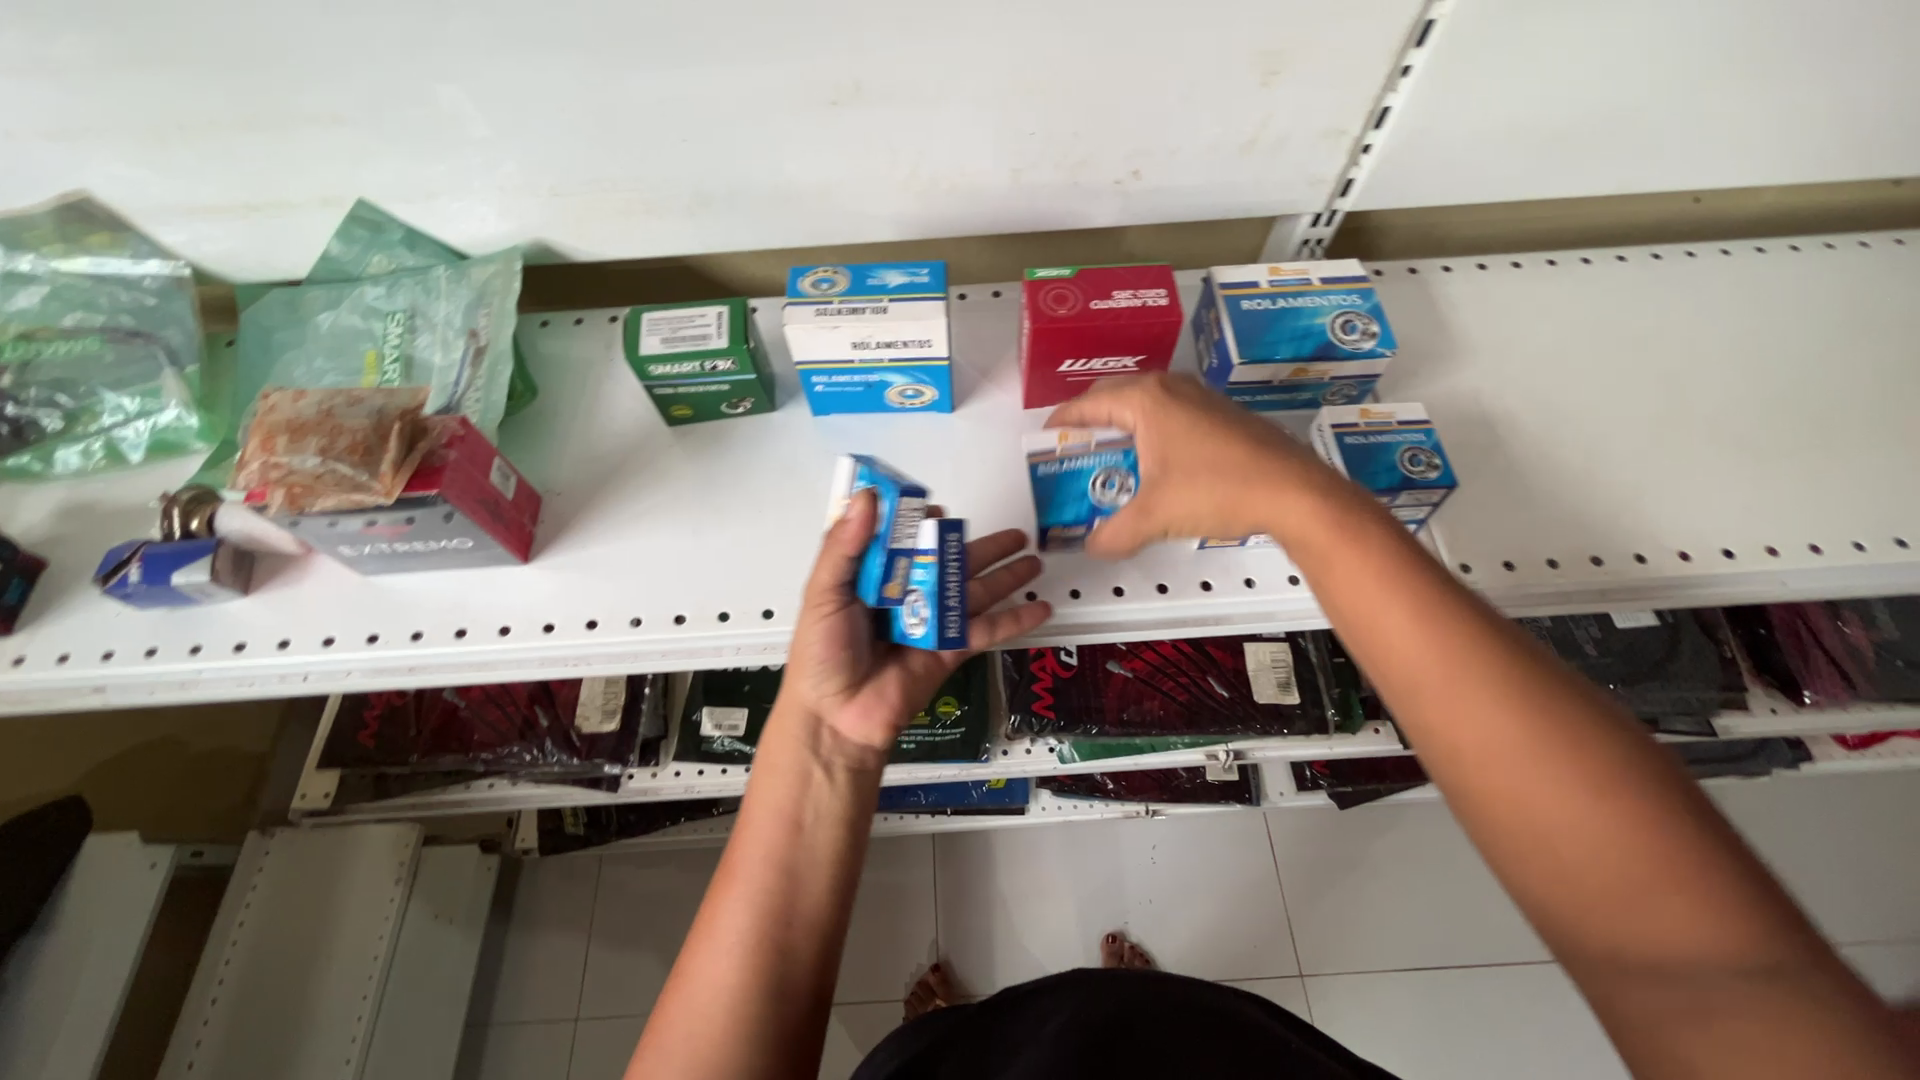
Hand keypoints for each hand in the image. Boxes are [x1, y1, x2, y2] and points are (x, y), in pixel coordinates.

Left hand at [778, 490, 1050, 768]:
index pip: (906, 541)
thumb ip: (844, 545)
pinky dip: (1016, 619)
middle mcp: (908, 595)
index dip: (923, 523)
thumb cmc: (823, 653)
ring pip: (976, 591)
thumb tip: (867, 496)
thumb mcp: (824, 593)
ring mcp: (933, 623)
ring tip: (1034, 559)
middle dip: (985, 547)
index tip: (938, 510)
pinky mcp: (950, 651)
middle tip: (1016, 534)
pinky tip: (1042, 607)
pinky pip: (987, 630)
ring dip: (1006, 575)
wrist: (838, 716)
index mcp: (875, 577)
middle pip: (953, 563)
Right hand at [1046, 373, 1347, 556]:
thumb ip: (1113, 533)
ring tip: (1108, 465)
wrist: (1295, 493)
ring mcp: (1199, 398)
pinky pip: (1169, 416)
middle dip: (1089, 426)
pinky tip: (1153, 469)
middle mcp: (1170, 387)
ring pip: (1143, 407)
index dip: (1060, 425)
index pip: (1086, 404)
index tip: (1043, 446)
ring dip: (1121, 431)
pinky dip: (1149, 435)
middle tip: (1073, 457)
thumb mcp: (1155, 517)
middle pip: (1112, 399)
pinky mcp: (1220, 415)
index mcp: (1145, 400)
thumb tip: (1092, 547)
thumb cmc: (1216, 491)